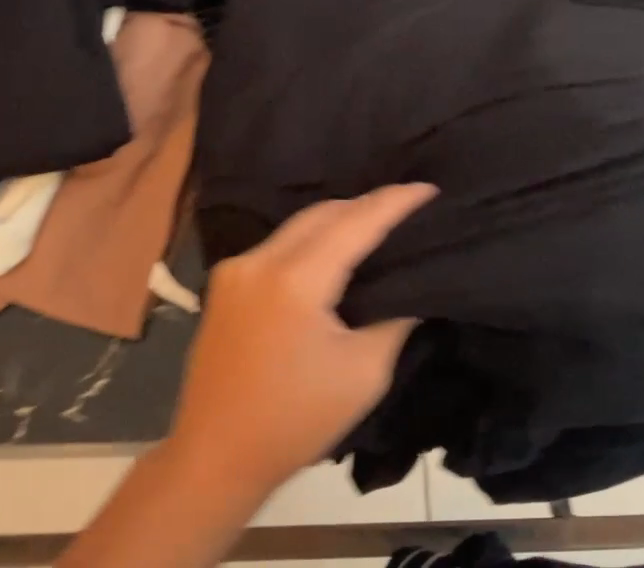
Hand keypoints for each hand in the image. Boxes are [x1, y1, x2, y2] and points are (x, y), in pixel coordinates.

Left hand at [167, 183, 436, 490]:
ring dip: (337, 221)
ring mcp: (235, 270)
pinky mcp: (224, 285)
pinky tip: (333, 253)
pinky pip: (277, 246)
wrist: (215, 456)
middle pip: (322, 214)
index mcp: (294, 281)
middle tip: (407, 207)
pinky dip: (310, 242)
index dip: (394, 202)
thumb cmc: (295, 421)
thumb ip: (393, 318)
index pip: (355, 223)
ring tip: (377, 226)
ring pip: (297, 226)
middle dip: (366, 205)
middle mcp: (259, 261)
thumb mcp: (363, 373)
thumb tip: (414, 288)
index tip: (428, 188)